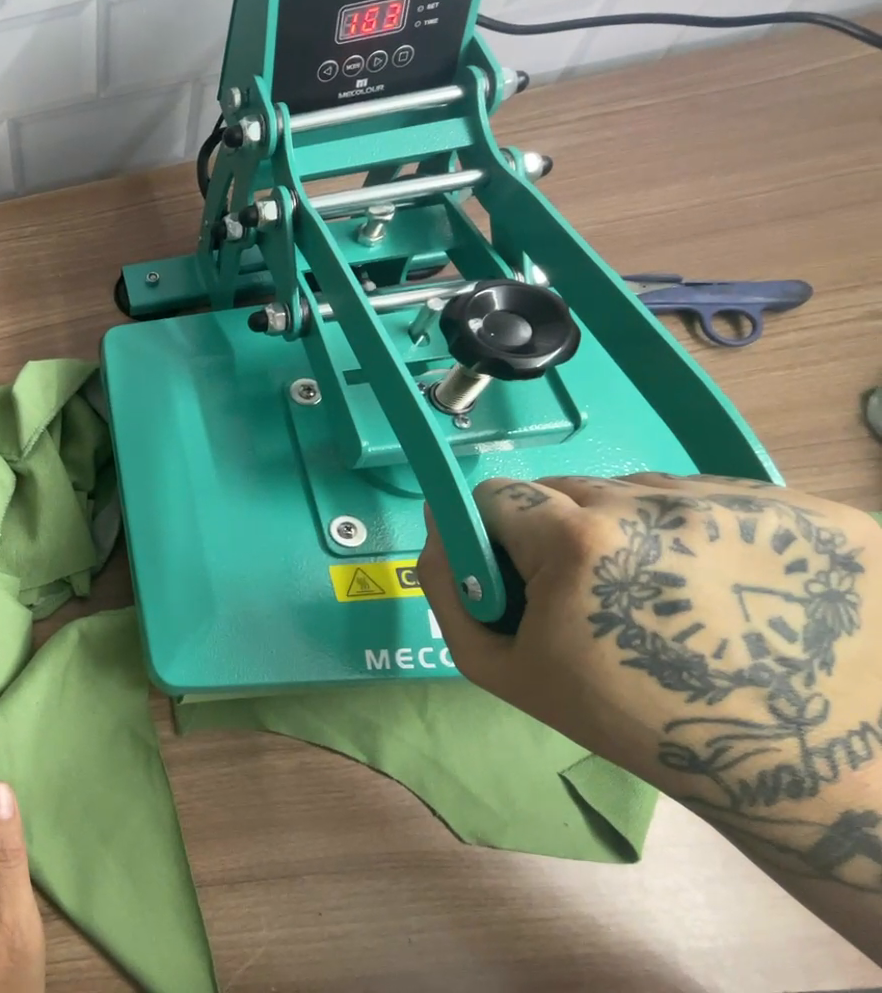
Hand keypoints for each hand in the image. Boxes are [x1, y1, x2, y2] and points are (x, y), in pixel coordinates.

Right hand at [420, 474, 881, 879]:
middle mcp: (656, 504)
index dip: (494, 532)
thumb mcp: (499, 666)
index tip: (520, 574)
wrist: (794, 764)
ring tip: (660, 592)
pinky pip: (714, 499)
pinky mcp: (813, 515)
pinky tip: (717, 587)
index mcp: (577, 540)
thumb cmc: (626, 718)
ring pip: (640, 490)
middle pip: (568, 487)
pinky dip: (698, 532)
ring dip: (627, 527)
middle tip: (591, 593)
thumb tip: (439, 525)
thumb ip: (448, 587)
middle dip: (558, 529)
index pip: (499, 494)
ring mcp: (742, 504)